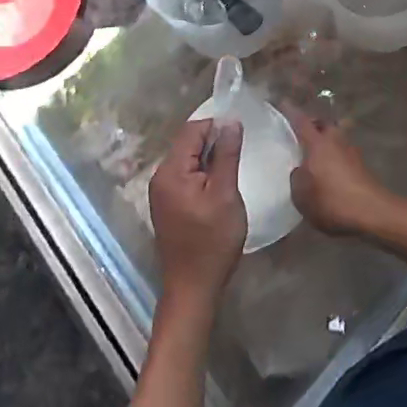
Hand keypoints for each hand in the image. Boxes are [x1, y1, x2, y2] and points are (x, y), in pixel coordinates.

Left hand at [149, 119, 245, 297]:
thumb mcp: (225, 193)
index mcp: (171, 172)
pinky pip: (188, 175)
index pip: (192, 130)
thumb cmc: (213, 239)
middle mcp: (161, 178)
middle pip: (188, 143)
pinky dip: (206, 172)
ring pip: (189, 159)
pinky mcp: (170, 204)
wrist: (194, 285)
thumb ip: (227, 155)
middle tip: (244, 148)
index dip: (217, 125)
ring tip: (237, 164)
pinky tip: (223, 182)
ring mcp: (163, 192)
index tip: (244, 132)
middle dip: (215, 140)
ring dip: (212, 157)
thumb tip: (231, 122)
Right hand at [288, 109, 401, 236]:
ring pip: (335, 137)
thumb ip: (296, 178)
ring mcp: (351, 152)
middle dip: (312, 124)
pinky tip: (326, 170)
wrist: (371, 211)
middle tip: (298, 132)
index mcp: (318, 144)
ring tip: (311, 153)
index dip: (291, 112)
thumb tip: (299, 169)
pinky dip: (333, 155)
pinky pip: (342, 152)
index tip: (282, 102)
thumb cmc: (331, 200)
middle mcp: (336, 141)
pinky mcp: (360, 165)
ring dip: (325, 140)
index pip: (302, 121)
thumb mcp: (301, 195)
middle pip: (324, 125)